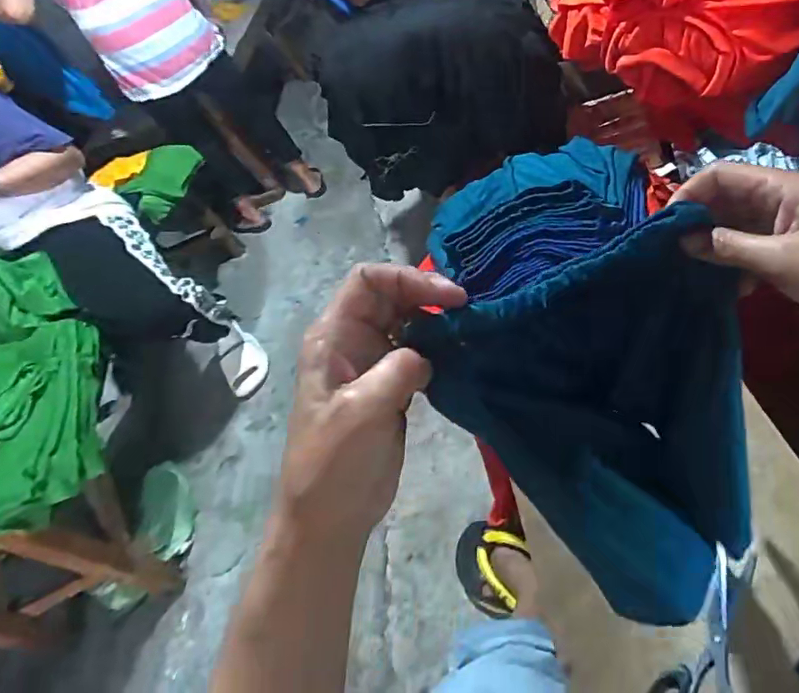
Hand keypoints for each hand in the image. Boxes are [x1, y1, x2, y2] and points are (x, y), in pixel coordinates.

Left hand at [275, 264, 465, 544]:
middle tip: (467, 307)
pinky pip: (420, 347)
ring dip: (439, 317)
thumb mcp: (360, 412)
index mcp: (333, 336)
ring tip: (470, 325)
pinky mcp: (393, 383)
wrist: (329, 519)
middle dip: (429, 292)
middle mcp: (352, 340)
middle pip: (393, 294)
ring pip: (410, 319)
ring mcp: (373, 362)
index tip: (446, 296)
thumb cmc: (332, 464)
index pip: (368, 280)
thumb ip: (396, 370)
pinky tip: (462, 351)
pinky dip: (442, 343)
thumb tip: (426, 354)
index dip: (406, 277)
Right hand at [670, 164, 798, 353]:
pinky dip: (736, 264)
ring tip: (687, 268)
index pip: (722, 175)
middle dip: (698, 219)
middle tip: (668, 248)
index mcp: (781, 187)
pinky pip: (752, 250)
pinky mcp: (792, 254)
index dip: (689, 192)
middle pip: (727, 198)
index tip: (663, 224)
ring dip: (714, 244)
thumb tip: (684, 238)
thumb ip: (731, 247)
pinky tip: (728, 287)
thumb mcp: (782, 260)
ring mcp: (787, 228)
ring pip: (737, 226)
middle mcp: (780, 200)